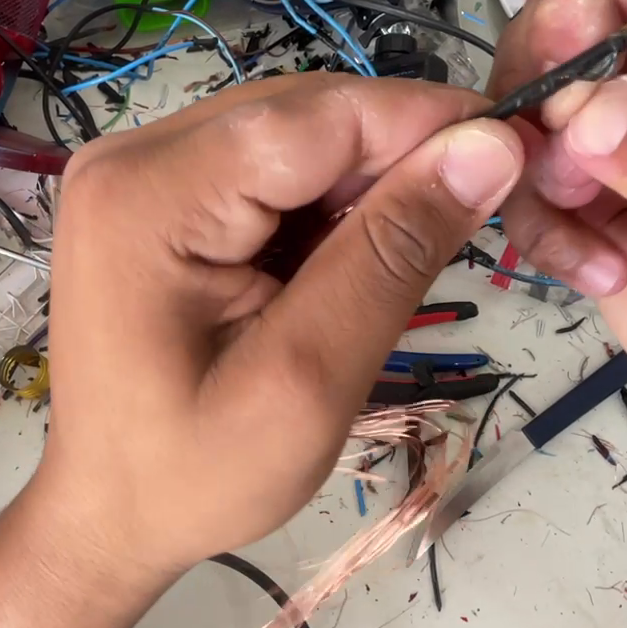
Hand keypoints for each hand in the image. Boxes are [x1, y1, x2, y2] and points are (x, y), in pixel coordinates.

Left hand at [35, 76, 525, 578]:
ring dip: (355, 187)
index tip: (516, 153)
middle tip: (459, 223)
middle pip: (299, 118)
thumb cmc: (197, 472)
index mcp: (151, 197)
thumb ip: (394, 254)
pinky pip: (257, 172)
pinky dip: (313, 208)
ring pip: (286, 140)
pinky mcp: (148, 199)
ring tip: (387, 262)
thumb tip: (489, 147)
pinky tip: (330, 265)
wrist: (109, 510)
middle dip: (391, 159)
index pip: (316, 116)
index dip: (424, 121)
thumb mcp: (310, 376)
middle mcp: (131, 158)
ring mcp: (134, 175)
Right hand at [490, 0, 626, 437]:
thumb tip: (595, 111)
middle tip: (559, 176)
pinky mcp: (594, 160)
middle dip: (546, 92)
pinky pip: (522, 155)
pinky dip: (532, 214)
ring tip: (584, 234)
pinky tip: (586, 263)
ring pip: (535, 85)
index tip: (550, 71)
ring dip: (534, 167)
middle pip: (583, 5)